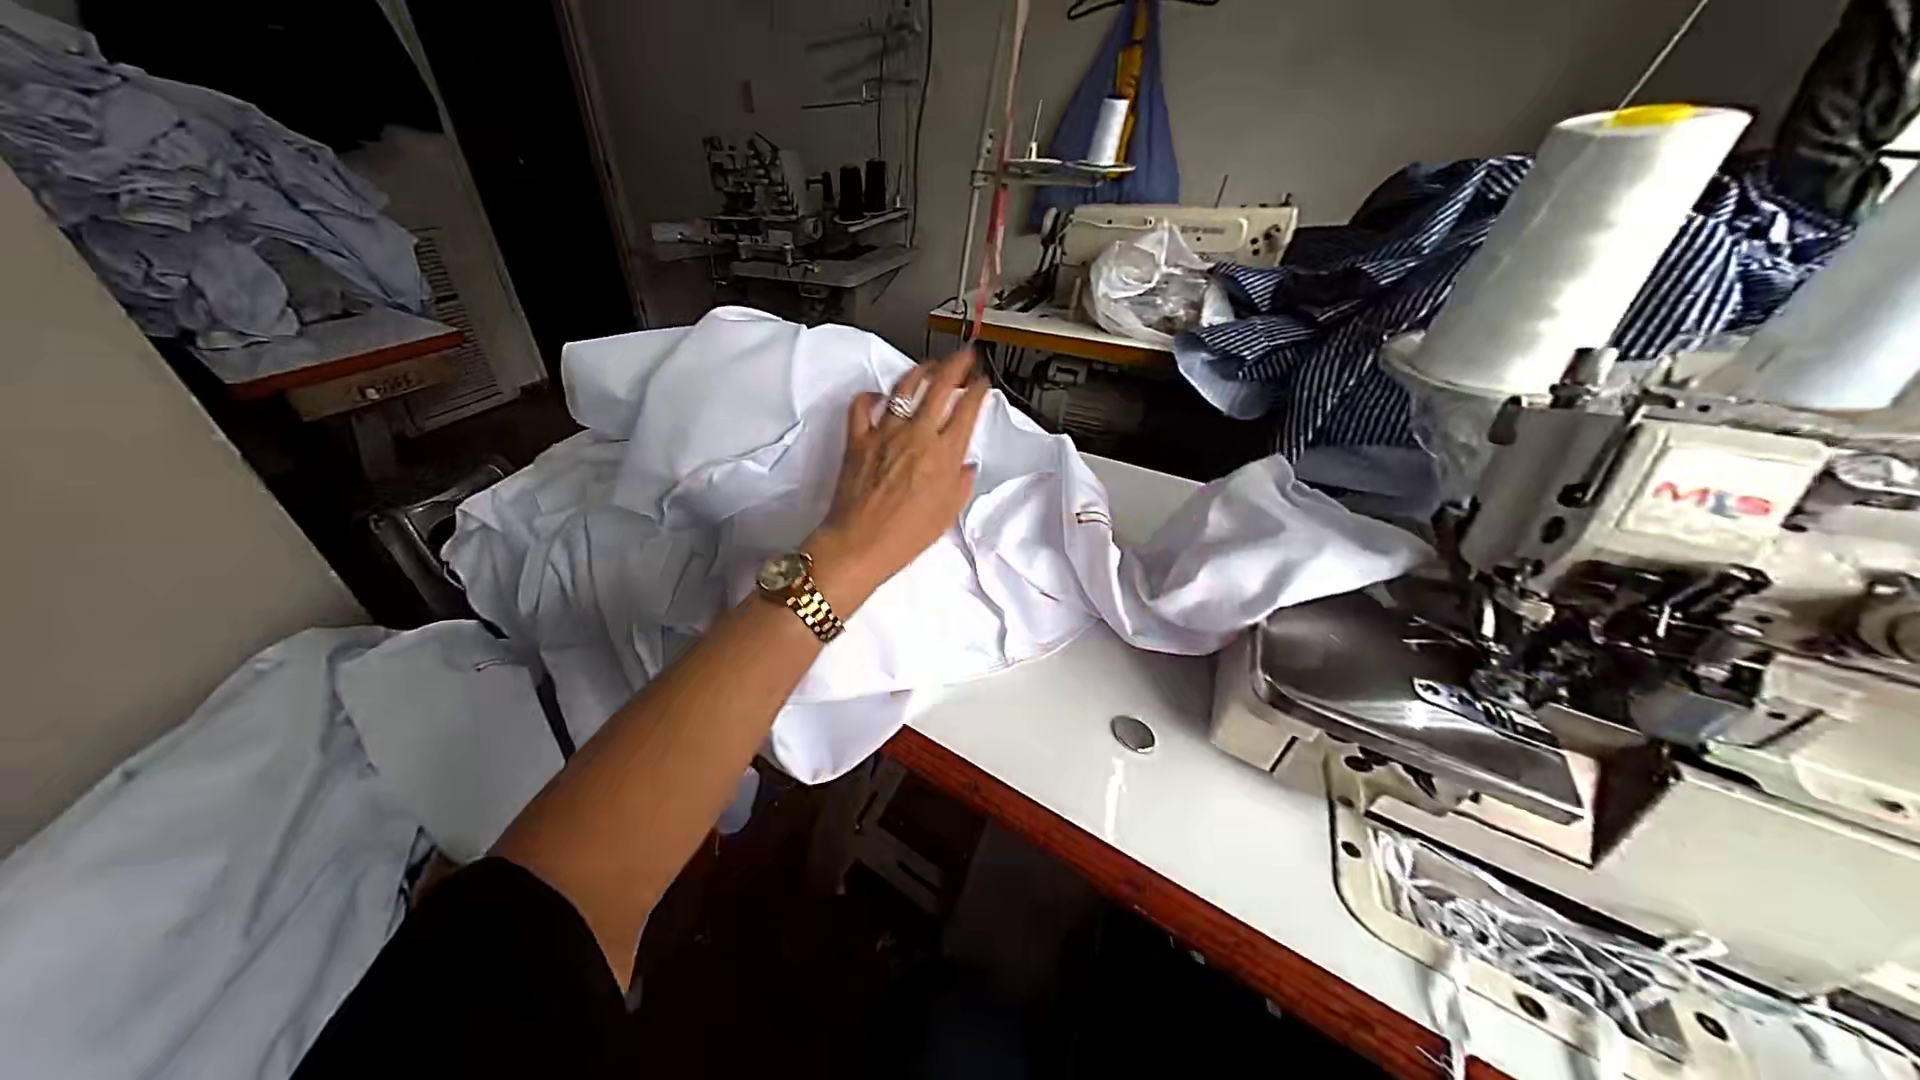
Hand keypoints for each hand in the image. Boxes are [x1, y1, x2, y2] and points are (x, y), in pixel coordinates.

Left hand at [806, 349, 989, 609]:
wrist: (860, 545)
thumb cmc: (902, 537)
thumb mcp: (947, 513)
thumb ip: (960, 483)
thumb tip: (964, 467)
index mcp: (944, 455)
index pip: (967, 408)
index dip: (978, 389)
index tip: (981, 383)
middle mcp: (917, 436)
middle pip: (940, 385)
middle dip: (956, 365)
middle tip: (963, 357)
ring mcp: (885, 434)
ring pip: (905, 387)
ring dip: (920, 370)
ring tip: (929, 365)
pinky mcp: (858, 439)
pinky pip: (862, 405)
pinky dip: (871, 395)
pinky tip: (879, 395)